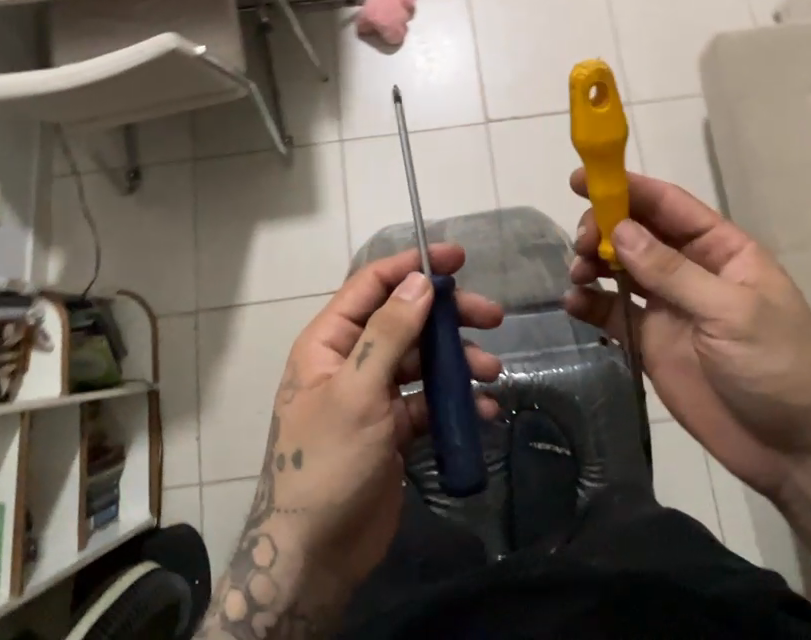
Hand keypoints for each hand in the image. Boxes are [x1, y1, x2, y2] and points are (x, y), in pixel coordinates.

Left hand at [204, 245, 503, 638]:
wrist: (317, 552)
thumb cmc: (328, 462)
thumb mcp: (356, 392)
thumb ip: (389, 334)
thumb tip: (419, 280)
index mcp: (328, 343)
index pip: (372, 286)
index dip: (413, 266)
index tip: (458, 257)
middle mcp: (350, 362)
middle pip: (406, 321)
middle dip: (448, 317)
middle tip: (493, 316)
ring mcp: (373, 396)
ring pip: (423, 361)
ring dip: (458, 362)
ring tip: (493, 371)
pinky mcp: (394, 429)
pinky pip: (430, 402)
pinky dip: (456, 403)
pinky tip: (484, 411)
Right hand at [564, 171, 810, 496]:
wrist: (794, 450)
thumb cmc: (777, 367)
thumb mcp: (731, 313)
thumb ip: (672, 272)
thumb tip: (619, 229)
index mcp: (722, 250)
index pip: (669, 205)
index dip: (627, 187)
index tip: (582, 180)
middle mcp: (691, 270)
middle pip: (637, 232)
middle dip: (604, 228)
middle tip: (583, 243)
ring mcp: (668, 307)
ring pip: (619, 267)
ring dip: (592, 262)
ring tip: (578, 274)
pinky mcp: (649, 342)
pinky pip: (611, 312)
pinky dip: (589, 303)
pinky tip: (574, 304)